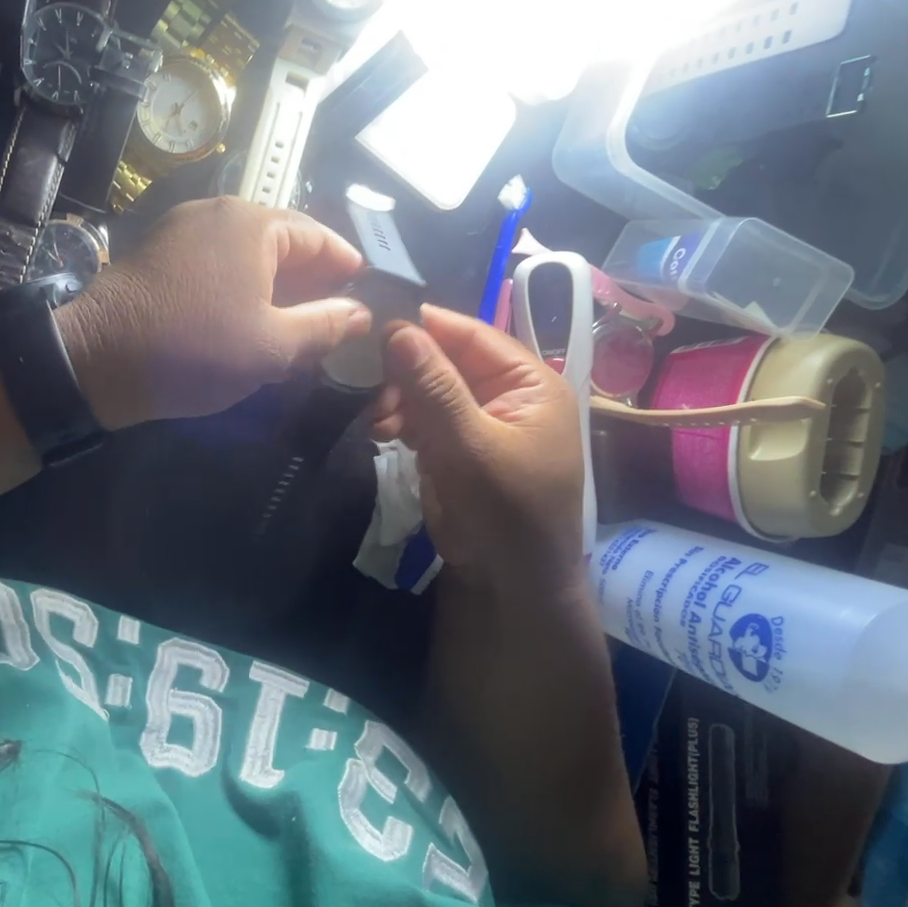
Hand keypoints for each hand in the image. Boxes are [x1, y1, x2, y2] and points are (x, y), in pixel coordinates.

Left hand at [58, 197, 370, 427]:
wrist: (94, 361)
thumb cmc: (193, 351)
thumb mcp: (271, 347)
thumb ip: (324, 326)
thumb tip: (361, 313)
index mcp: (252, 223)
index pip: (320, 238)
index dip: (348, 271)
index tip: (366, 303)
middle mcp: (217, 213)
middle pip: (283, 243)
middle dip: (312, 283)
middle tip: (333, 324)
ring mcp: (182, 231)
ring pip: (247, 256)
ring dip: (275, 289)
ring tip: (294, 331)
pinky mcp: (158, 255)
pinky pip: (215, 266)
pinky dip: (239, 290)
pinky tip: (246, 324)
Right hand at [371, 305, 583, 588]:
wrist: (508, 581)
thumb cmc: (504, 511)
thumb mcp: (468, 446)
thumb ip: (434, 387)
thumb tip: (398, 329)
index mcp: (531, 383)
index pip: (474, 335)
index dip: (427, 327)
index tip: (376, 325)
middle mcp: (507, 394)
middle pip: (446, 360)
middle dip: (407, 374)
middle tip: (376, 393)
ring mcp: (480, 421)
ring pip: (428, 389)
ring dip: (399, 400)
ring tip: (379, 424)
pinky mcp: (456, 446)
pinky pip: (423, 417)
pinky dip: (401, 421)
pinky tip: (382, 433)